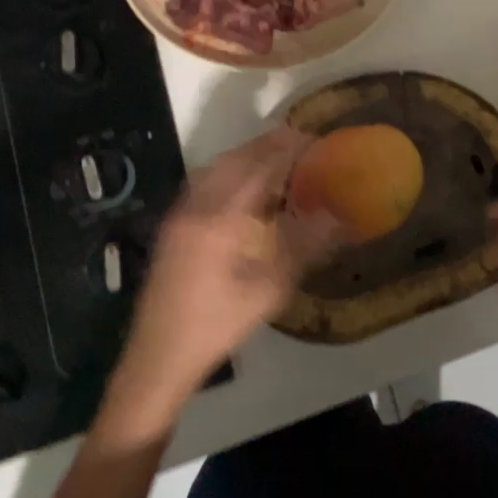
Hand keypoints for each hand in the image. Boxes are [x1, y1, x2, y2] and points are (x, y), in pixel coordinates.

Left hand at [112, 128, 340, 414]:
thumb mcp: (269, 290)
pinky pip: (203, 184)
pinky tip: (245, 190)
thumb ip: (303, 247)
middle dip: (267, 146)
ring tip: (277, 160)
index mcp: (219, 219)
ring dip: (246, 157)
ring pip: (214, 170)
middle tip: (300, 142)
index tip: (315, 138)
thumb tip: (340, 215)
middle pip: (233, 160)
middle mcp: (195, 208)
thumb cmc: (216, 326)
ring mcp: (179, 217)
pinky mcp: (172, 229)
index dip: (287, 148)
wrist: (157, 359)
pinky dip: (228, 173)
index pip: (259, 167)